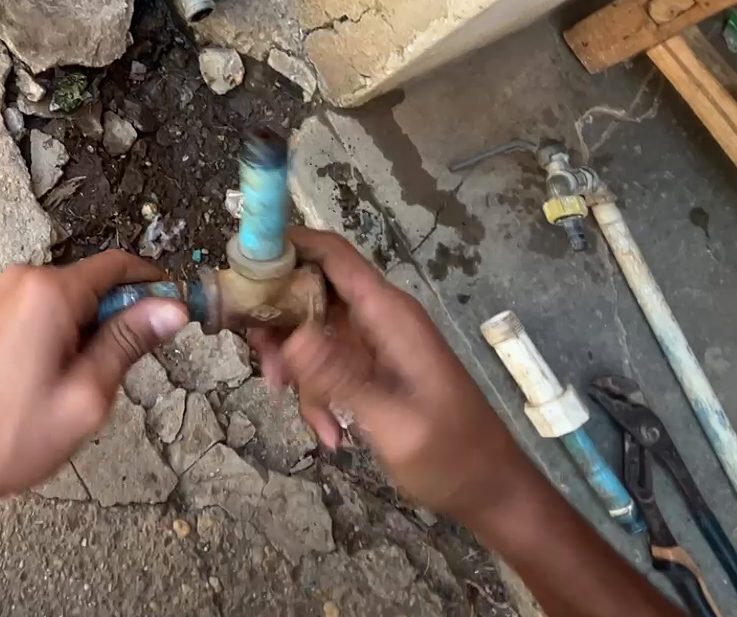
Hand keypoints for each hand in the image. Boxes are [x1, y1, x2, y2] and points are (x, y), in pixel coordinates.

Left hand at [0, 249, 188, 524]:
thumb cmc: (10, 436)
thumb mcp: (86, 395)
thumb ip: (129, 343)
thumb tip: (172, 308)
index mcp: (49, 291)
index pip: (118, 265)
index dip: (154, 285)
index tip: (179, 315)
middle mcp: (24, 279)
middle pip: (94, 284)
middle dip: (119, 320)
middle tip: (123, 375)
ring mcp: (3, 296)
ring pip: (71, 303)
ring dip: (91, 334)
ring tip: (82, 390)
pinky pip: (45, 313)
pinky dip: (65, 338)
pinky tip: (55, 384)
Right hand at [248, 228, 528, 521]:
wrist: (493, 493)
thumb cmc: (452, 455)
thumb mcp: (393, 423)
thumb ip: (340, 378)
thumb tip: (291, 338)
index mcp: (388, 312)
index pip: (332, 253)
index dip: (287, 244)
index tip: (243, 262)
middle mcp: (376, 315)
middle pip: (309, 290)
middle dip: (278, 323)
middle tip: (264, 363)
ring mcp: (371, 340)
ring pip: (309, 329)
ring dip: (297, 367)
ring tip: (303, 412)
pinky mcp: (367, 364)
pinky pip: (324, 361)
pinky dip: (316, 391)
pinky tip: (331, 432)